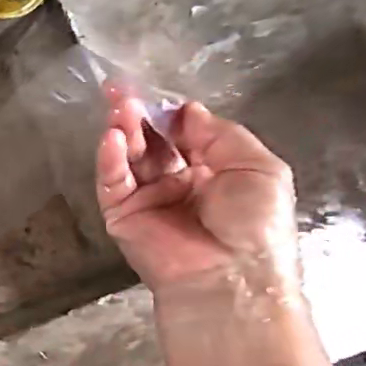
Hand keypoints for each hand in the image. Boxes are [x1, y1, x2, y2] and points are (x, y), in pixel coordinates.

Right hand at [93, 86, 298, 296]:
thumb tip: (187, 110)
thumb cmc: (255, 222)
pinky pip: (112, 182)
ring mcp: (146, 200)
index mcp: (211, 172)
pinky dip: (109, 159)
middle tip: (120, 91)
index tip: (155, 91)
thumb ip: (219, 134)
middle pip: (151, 142)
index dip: (169, 112)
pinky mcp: (120, 216)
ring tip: (119, 108)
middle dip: (138, 116)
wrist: (230, 274)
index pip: (183, 135)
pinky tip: (112, 138)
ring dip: (122, 131)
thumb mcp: (256, 166)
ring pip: (129, 158)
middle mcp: (176, 183)